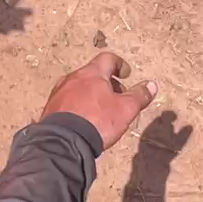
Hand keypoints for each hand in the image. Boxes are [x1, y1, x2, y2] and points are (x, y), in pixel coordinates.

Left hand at [42, 52, 157, 151]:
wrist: (63, 143)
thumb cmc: (97, 121)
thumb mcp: (125, 109)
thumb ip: (139, 96)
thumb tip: (152, 85)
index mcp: (92, 74)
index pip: (108, 59)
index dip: (120, 65)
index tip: (126, 75)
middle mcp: (73, 78)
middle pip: (93, 73)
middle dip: (107, 83)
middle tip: (117, 97)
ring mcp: (59, 93)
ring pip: (79, 87)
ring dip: (92, 94)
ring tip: (101, 111)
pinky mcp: (50, 108)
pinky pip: (68, 101)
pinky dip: (79, 105)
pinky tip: (84, 120)